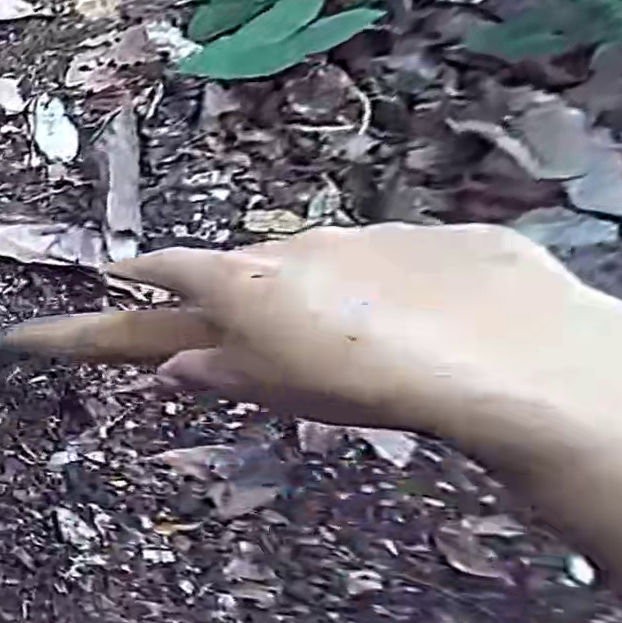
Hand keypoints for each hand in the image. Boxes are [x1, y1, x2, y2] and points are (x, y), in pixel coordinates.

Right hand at [109, 223, 621, 442]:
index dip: (138, 270)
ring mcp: (371, 235)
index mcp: (238, 281)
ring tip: (351, 334)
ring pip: (324, 260)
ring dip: (318, 287)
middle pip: (250, 264)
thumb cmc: (345, 379)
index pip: (168, 267)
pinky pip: (398, 259)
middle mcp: (293, 246)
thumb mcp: (259, 387)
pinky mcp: (445, 238)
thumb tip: (170, 371)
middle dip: (245, 290)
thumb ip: (207, 372)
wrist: (504, 361)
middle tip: (261, 330)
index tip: (117, 270)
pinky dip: (391, 284)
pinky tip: (421, 320)